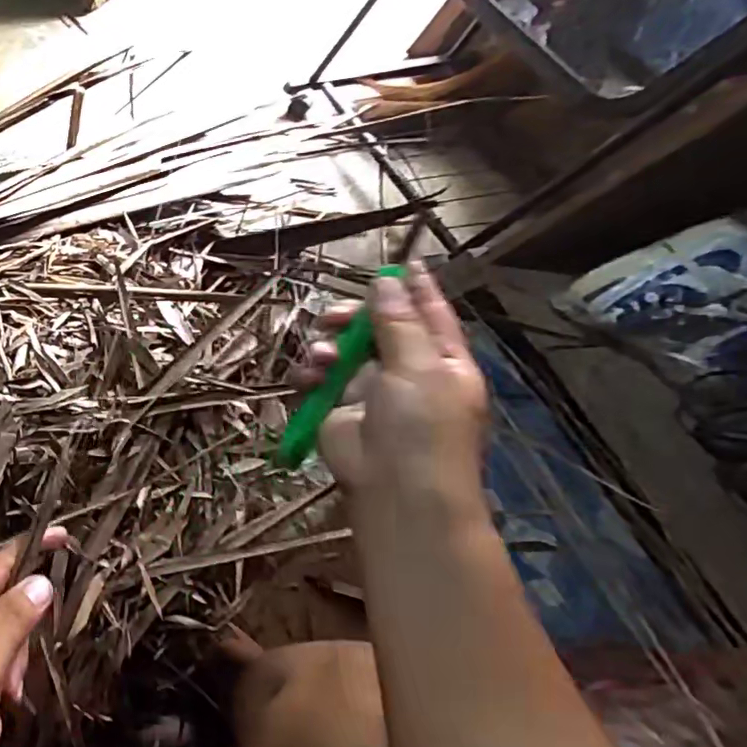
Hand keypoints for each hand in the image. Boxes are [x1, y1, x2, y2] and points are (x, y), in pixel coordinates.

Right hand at [298, 264, 487, 519]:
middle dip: (351, 318)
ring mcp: (366, 388)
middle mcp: (403, 369)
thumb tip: (386, 281)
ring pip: (338, 350)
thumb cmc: (422, 426)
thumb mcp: (419, 367)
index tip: (402, 262)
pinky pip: (314, 378)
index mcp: (439, 359)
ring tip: (322, 358)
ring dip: (325, 347)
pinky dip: (307, 374)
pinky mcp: (333, 406)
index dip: (415, 288)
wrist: (393, 485)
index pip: (429, 313)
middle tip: (332, 317)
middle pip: (373, 327)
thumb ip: (398, 323)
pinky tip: (309, 378)